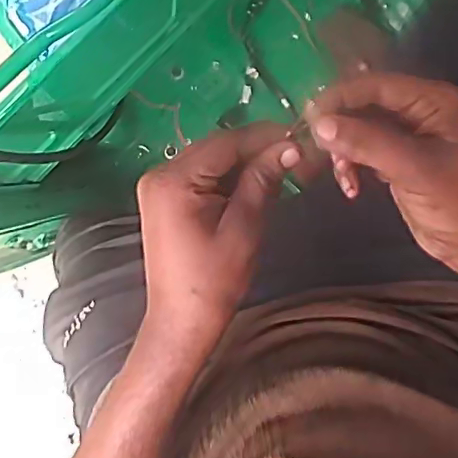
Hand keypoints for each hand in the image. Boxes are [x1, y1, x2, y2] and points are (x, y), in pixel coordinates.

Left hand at [136, 124, 301, 345]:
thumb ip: (262, 181)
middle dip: (255, 147)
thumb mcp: (244, 228)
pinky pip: (202, 174)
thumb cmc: (214, 281)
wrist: (182, 322)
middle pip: (216, 147)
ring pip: (210, 158)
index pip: (225, 143)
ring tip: (281, 164)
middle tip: (294, 151)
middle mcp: (160, 173)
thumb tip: (290, 146)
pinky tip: (254, 180)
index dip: (264, 137)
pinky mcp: (165, 197)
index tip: (298, 136)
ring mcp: (159, 185)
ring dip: (243, 160)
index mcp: (174, 180)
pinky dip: (228, 175)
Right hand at [306, 73, 457, 273]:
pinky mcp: (395, 156)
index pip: (376, 85)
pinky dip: (351, 165)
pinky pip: (361, 148)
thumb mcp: (415, 170)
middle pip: (364, 103)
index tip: (310, 115)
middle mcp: (418, 109)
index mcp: (433, 100)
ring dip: (343, 149)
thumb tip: (321, 124)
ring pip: (358, 127)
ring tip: (342, 175)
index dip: (341, 96)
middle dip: (339, 125)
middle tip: (315, 146)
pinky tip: (351, 187)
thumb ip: (368, 143)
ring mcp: (406, 133)